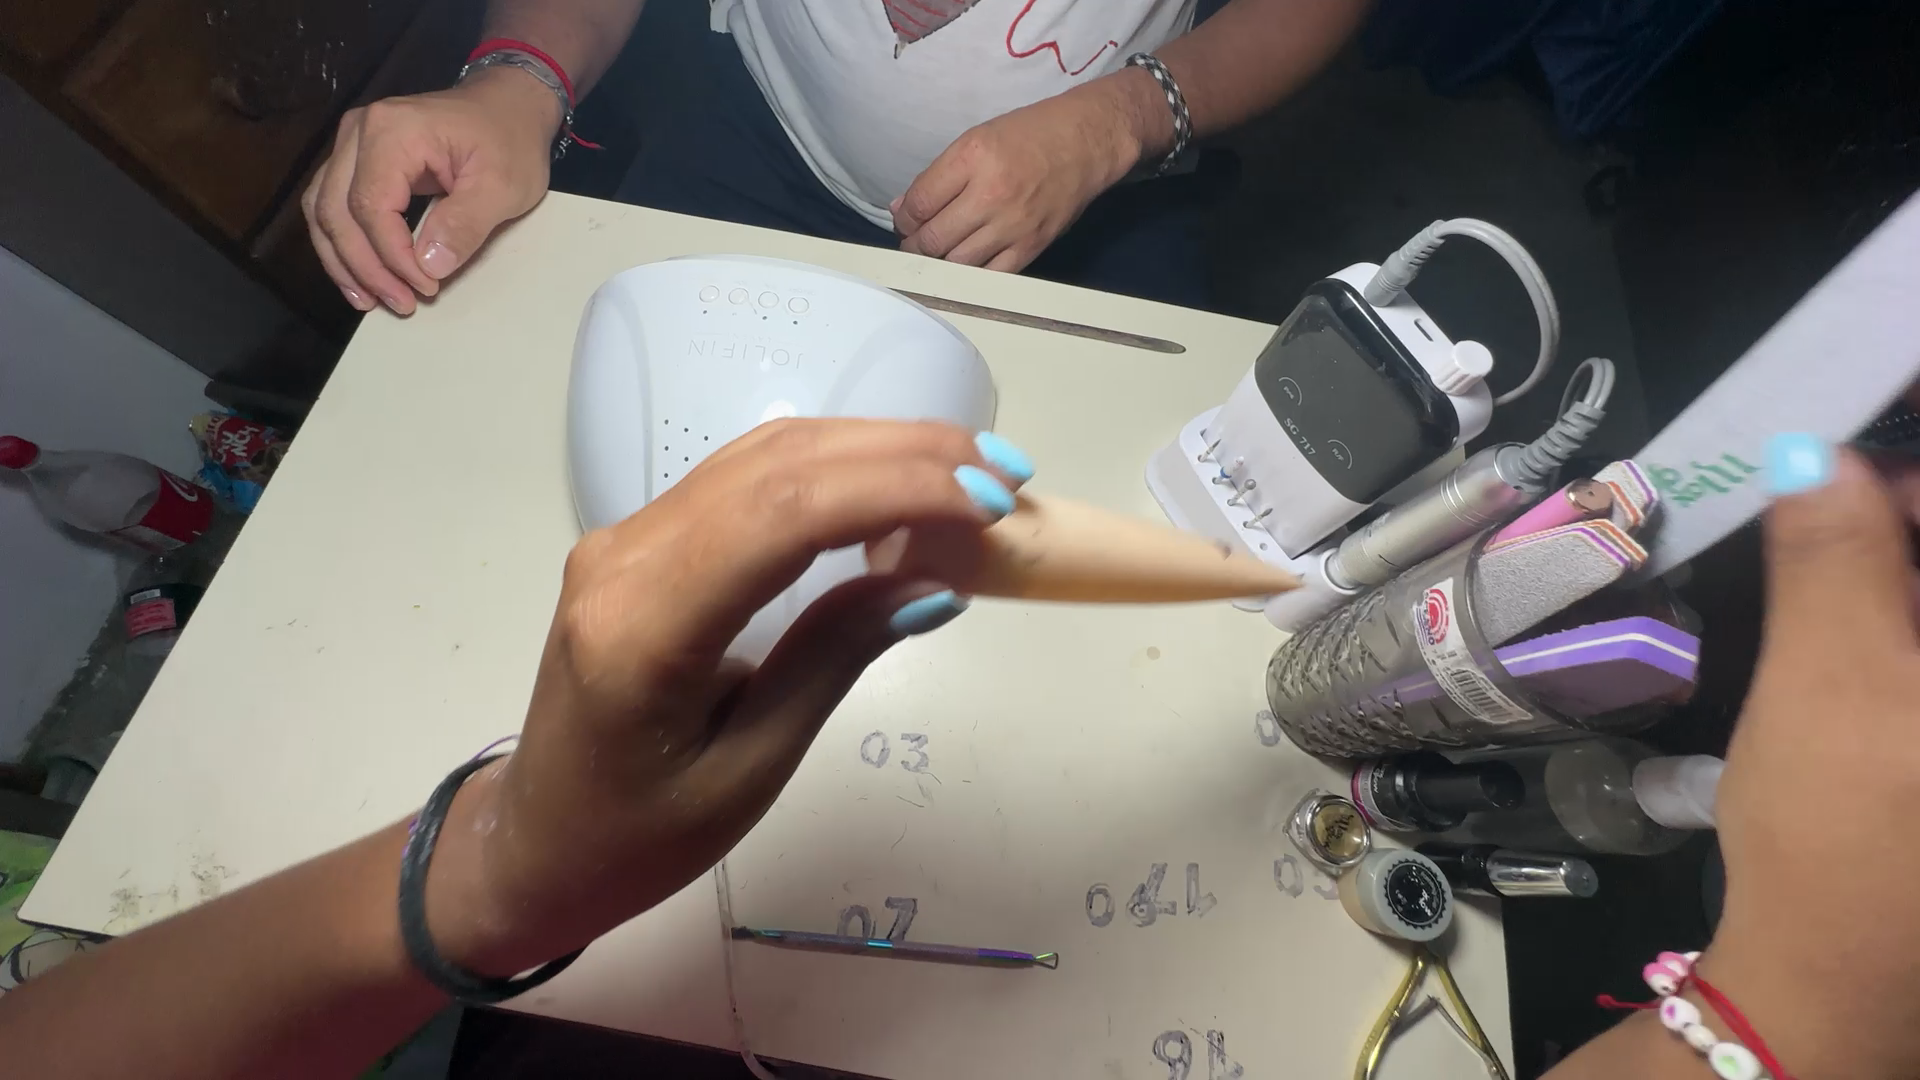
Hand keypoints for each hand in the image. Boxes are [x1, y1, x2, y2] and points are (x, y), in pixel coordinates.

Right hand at [301, 67, 560, 315]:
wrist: (508, 107)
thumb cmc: (510, 142)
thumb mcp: (503, 187)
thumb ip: (464, 224)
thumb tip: (429, 265)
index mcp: (391, 134)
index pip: (371, 206)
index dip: (393, 256)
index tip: (427, 288)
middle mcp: (358, 134)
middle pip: (335, 209)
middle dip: (364, 266)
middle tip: (400, 305)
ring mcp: (354, 145)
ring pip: (324, 209)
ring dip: (344, 259)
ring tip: (370, 301)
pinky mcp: (363, 161)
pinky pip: (337, 205)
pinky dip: (345, 242)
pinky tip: (360, 276)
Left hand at [422, 420, 1036, 974]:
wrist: (536, 839)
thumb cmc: (640, 835)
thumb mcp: (754, 764)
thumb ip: (837, 655)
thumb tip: (935, 584)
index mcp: (644, 623)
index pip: (785, 513)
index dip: (895, 491)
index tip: (987, 504)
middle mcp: (628, 551)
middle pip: (783, 461)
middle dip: (905, 455)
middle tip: (1002, 472)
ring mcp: (632, 531)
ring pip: (770, 451)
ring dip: (878, 447)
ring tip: (966, 466)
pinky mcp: (651, 533)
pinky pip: (753, 475)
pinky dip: (837, 465)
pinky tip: (893, 478)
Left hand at [892, 70, 1170, 271]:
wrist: (1088, 142)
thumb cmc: (1031, 135)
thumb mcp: (978, 138)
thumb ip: (939, 176)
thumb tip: (903, 209)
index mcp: (972, 157)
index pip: (919, 203)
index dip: (904, 218)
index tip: (905, 221)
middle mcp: (990, 194)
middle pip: (933, 239)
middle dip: (916, 246)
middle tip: (915, 244)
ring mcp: (1011, 226)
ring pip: (956, 264)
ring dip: (939, 264)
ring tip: (937, 256)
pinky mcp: (1029, 248)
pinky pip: (989, 276)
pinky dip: (971, 275)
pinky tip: (965, 266)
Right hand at [1696, 436, 1919, 1077]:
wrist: (1849, 958)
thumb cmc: (1845, 831)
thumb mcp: (1829, 686)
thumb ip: (1835, 564)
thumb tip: (1820, 459)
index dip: (1918, 476)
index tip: (1859, 444)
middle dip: (1907, 510)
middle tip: (1832, 486)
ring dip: (1901, 549)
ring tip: (1834, 528)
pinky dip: (1905, 593)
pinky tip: (1866, 591)